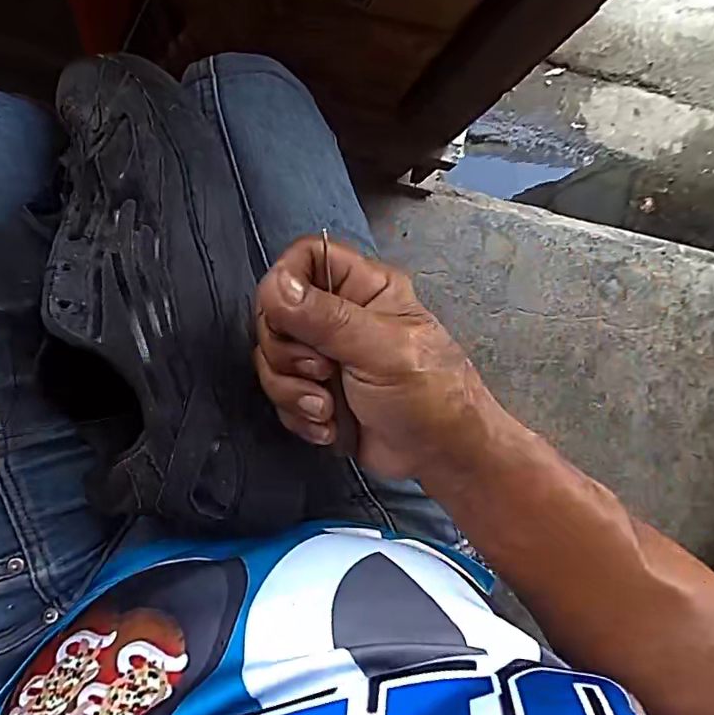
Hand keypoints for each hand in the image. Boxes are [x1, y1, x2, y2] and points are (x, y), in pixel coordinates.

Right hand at [252, 237, 499, 481]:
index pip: (305, 256)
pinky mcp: (315, 391)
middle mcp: (338, 316)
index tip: (286, 318)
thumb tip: (277, 287)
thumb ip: (327, 318)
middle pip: (275, 312)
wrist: (441, 457)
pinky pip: (280, 393)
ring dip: (293, 391)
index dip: (285, 282)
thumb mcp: (382, 351)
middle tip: (322, 372)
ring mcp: (324, 355)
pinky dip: (299, 415)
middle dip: (288, 353)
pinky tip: (330, 425)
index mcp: (363, 288)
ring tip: (329, 409)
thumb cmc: (430, 395)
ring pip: (272, 358)